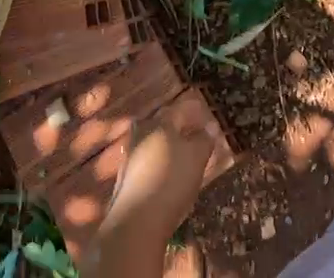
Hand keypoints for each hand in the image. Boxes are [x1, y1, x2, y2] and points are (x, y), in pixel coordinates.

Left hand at [102, 111, 218, 241]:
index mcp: (160, 124)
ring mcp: (129, 158)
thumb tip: (209, 128)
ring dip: (165, 146)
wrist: (135, 224)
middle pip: (161, 123)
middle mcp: (142, 135)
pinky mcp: (124, 180)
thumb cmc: (172, 181)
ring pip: (151, 143)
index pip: (181, 109)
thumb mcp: (198, 158)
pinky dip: (156, 163)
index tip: (209, 122)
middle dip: (177, 126)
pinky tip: (165, 176)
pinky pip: (144, 162)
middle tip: (193, 135)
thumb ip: (205, 139)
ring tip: (181, 157)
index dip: (197, 113)